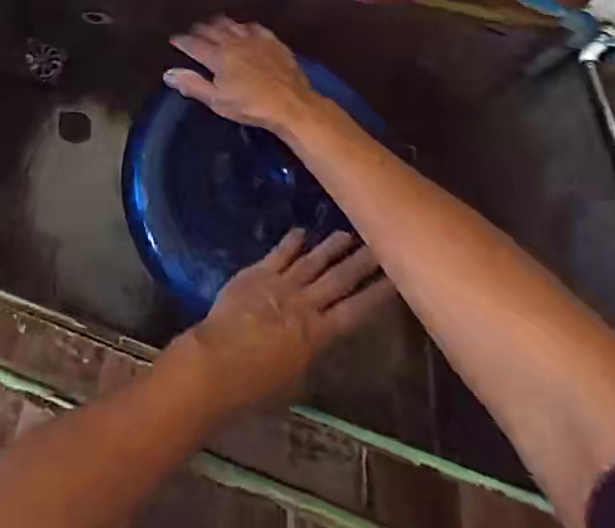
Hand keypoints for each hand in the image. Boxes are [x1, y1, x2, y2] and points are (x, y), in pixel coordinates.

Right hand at [166, 18, 329, 133]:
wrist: (290, 104)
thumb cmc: (250, 106)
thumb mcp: (217, 101)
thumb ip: (192, 85)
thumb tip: (168, 73)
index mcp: (217, 56)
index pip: (193, 44)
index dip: (182, 41)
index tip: (174, 40)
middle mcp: (233, 42)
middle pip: (211, 30)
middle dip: (199, 30)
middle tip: (193, 32)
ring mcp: (254, 39)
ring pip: (232, 25)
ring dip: (219, 24)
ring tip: (213, 25)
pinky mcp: (272, 41)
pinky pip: (254, 27)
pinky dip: (243, 26)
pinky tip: (244, 29)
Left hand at [170, 228, 398, 416]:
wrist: (218, 360)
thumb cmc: (256, 382)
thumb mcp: (295, 378)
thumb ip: (309, 354)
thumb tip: (317, 343)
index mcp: (318, 334)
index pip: (357, 310)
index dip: (378, 294)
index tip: (396, 278)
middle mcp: (304, 304)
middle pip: (339, 279)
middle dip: (361, 262)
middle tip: (380, 244)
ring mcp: (280, 285)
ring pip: (312, 262)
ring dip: (330, 248)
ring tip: (347, 234)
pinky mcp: (256, 274)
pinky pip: (278, 254)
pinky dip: (291, 243)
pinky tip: (301, 232)